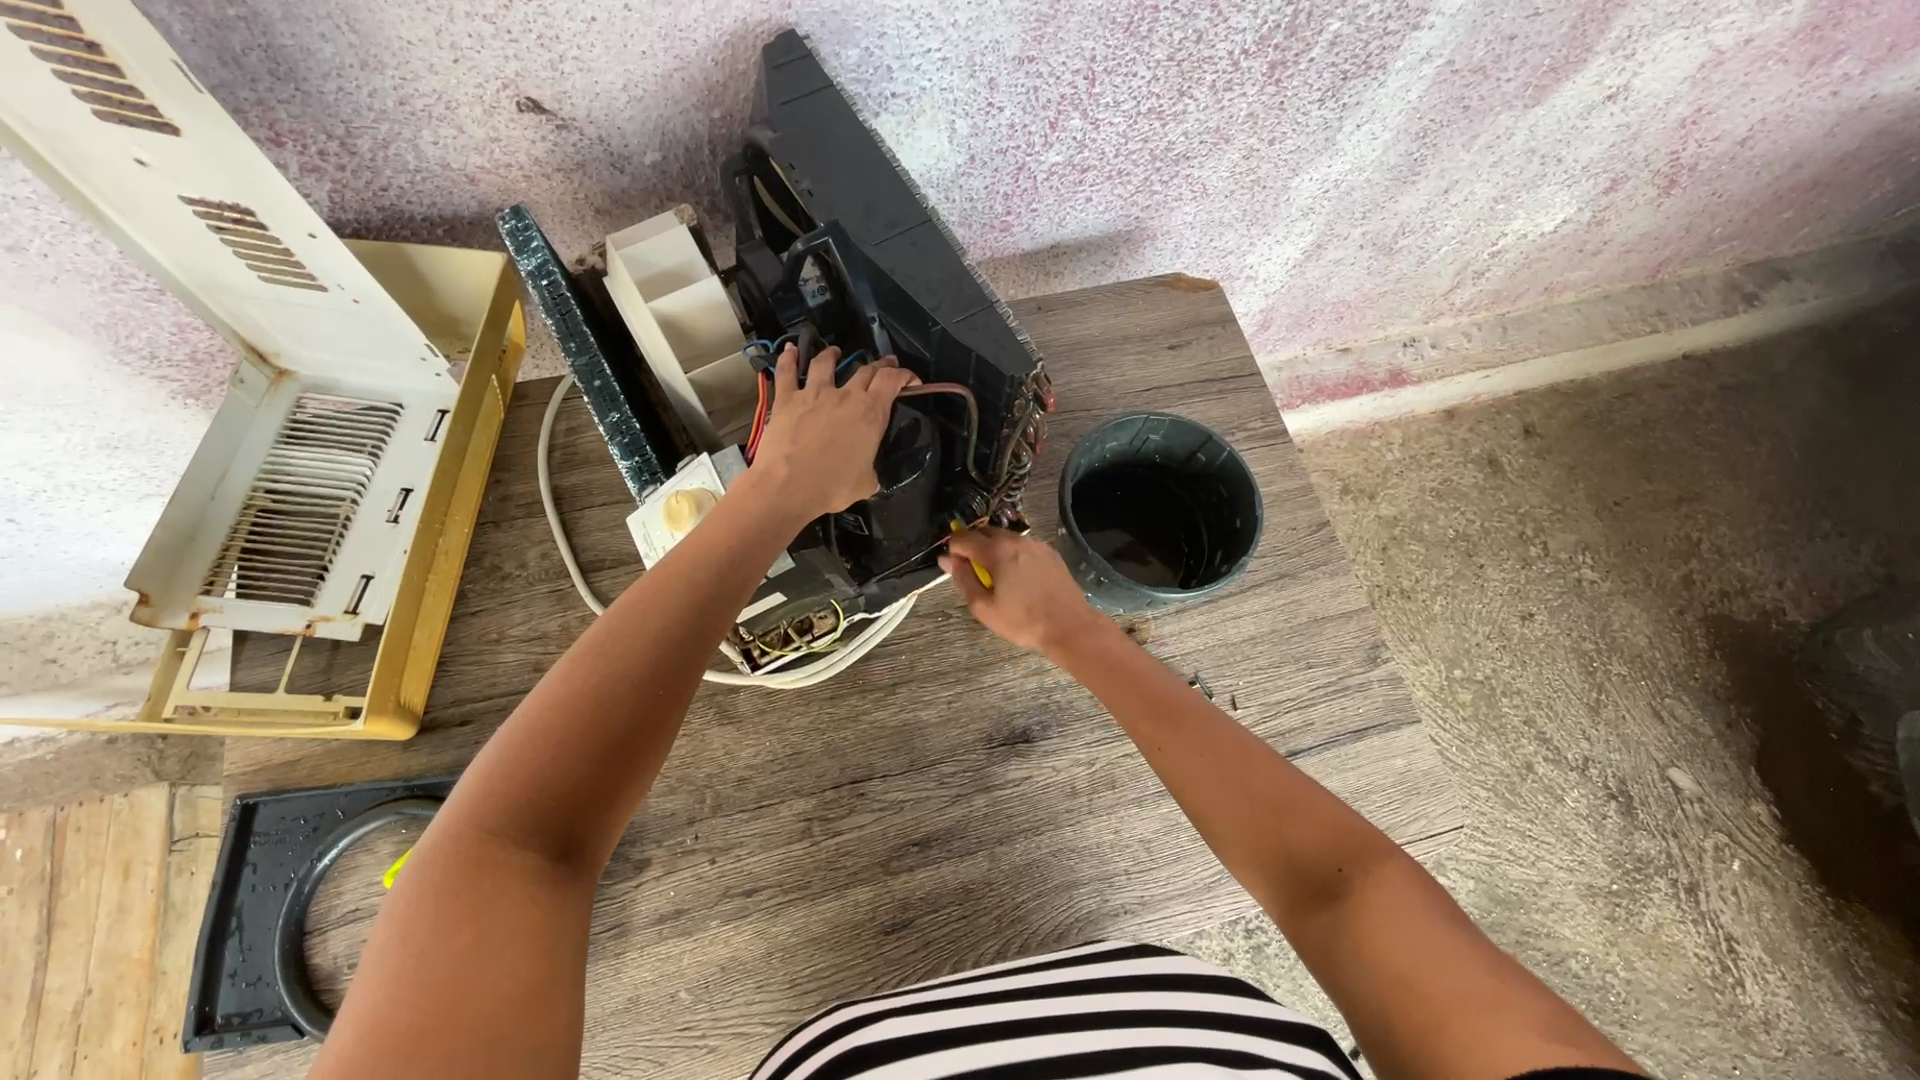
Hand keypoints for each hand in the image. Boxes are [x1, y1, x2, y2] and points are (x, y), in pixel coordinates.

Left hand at [744, 344, 918, 521]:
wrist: (789, 487)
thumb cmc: (832, 487)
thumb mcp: (867, 482)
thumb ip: (871, 469)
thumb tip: (869, 473)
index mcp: (870, 414)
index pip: (893, 381)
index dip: (905, 375)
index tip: (911, 380)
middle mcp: (844, 396)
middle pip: (866, 369)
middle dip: (880, 365)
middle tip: (885, 365)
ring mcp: (813, 394)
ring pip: (825, 363)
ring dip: (832, 355)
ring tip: (835, 352)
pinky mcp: (786, 399)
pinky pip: (787, 372)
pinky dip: (789, 359)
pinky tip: (790, 351)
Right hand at [939, 527, 1106, 654]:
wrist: (1069, 627)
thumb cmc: (1023, 622)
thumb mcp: (983, 607)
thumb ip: (963, 579)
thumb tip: (946, 560)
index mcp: (997, 551)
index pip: (963, 538)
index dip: (953, 551)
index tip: (955, 569)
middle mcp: (1016, 539)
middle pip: (984, 532)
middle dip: (973, 547)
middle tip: (975, 574)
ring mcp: (1036, 543)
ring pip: (1004, 538)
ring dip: (993, 550)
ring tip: (997, 578)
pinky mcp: (1050, 552)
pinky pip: (1022, 545)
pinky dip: (1012, 554)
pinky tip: (1018, 578)